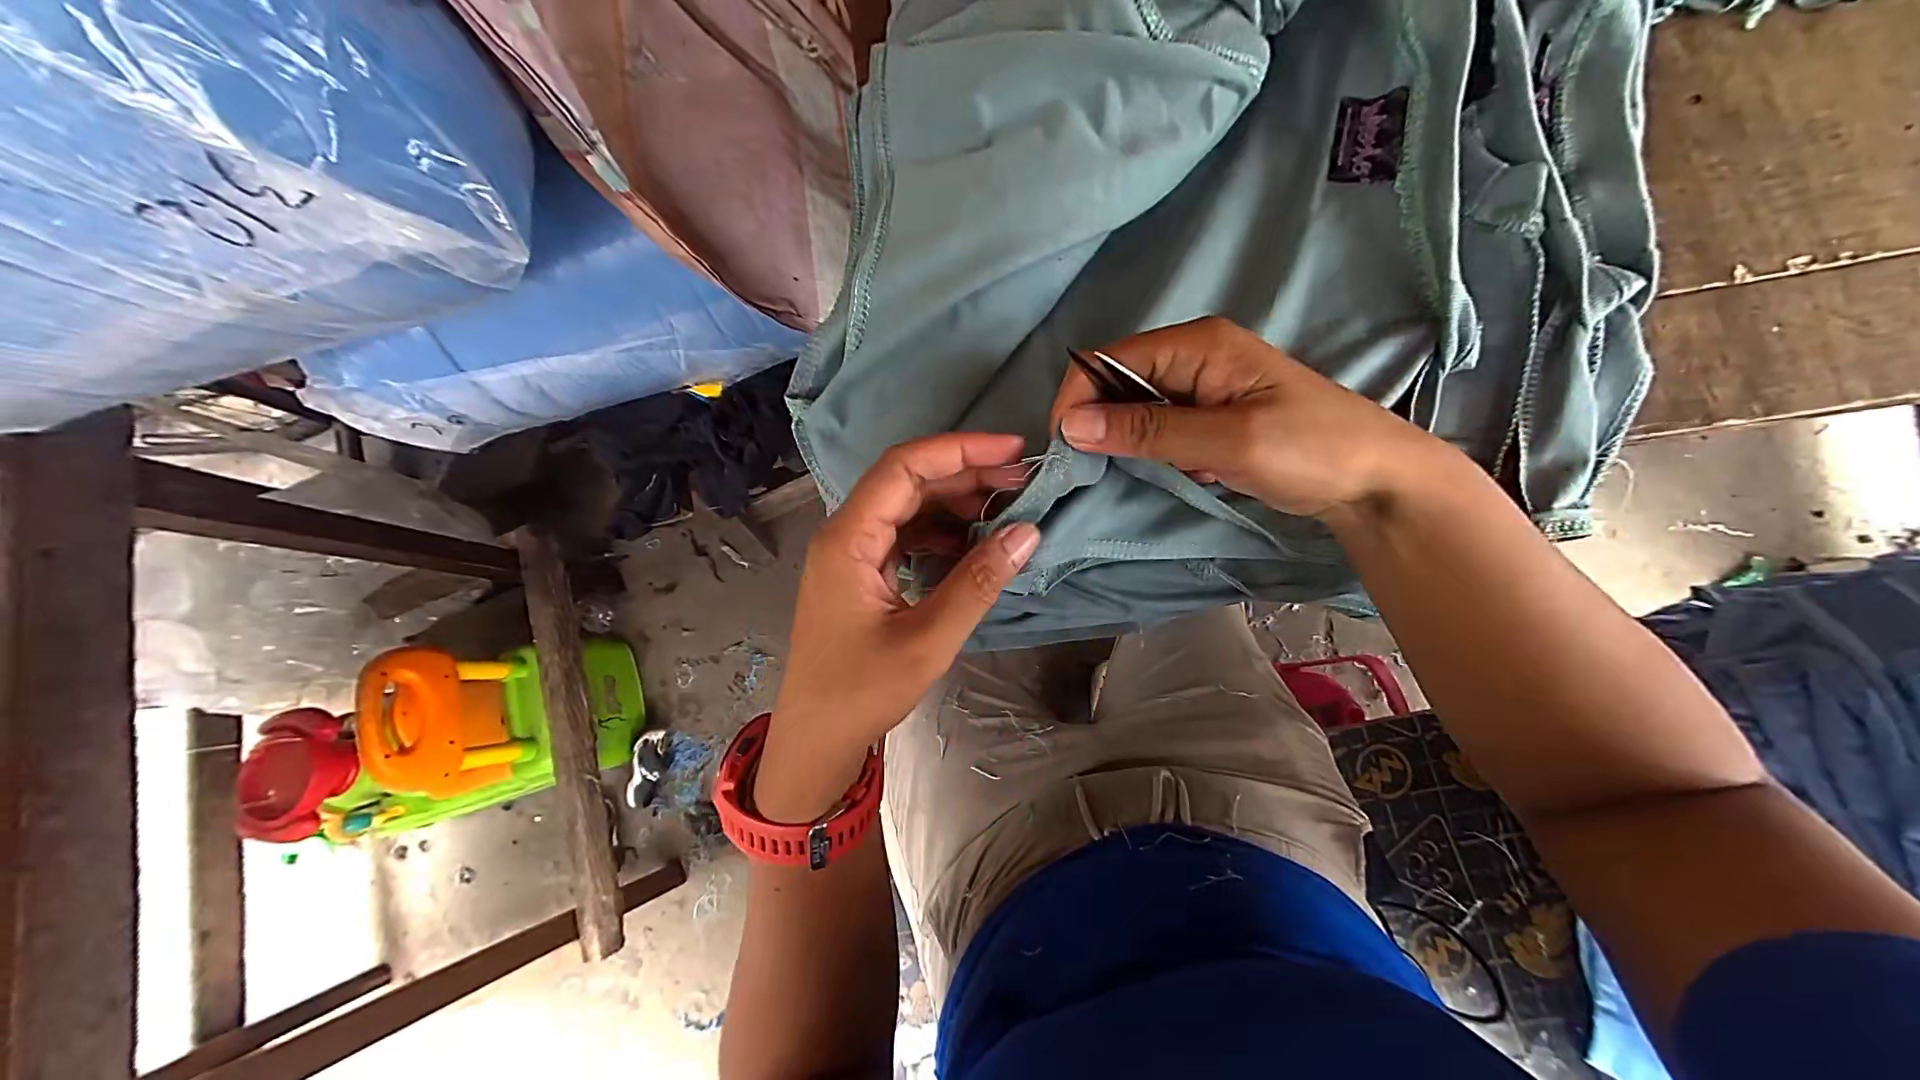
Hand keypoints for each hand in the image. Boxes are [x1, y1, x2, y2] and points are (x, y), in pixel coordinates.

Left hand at [754, 433, 1041, 822]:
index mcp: (848, 539)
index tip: (1013, 450)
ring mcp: (853, 554)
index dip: (960, 450)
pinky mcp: (863, 575)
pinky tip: (976, 545)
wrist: (816, 739)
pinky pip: (907, 537)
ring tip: (1008, 511)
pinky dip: (943, 535)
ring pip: (909, 509)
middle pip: (908, 482)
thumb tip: (1028, 531)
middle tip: (1023, 480)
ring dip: (957, 505)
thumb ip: (977, 582)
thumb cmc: (861, 692)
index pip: (904, 467)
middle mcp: (846, 534)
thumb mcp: (928, 640)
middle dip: (966, 475)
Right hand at [1048, 316, 1457, 521]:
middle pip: (1117, 382)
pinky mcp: (1209, 416)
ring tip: (1150, 472)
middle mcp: (1193, 356)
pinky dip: (1156, 453)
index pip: (1109, 359)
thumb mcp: (1227, 442)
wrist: (1377, 481)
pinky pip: (1159, 429)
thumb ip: (1148, 431)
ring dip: (1130, 442)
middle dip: (1100, 424)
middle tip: (1096, 470)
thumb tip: (1072, 425)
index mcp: (1198, 345)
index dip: (1078, 399)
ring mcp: (1202, 387)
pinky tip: (1184, 472)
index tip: (1066, 449)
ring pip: (1135, 409)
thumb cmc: (1311, 450)